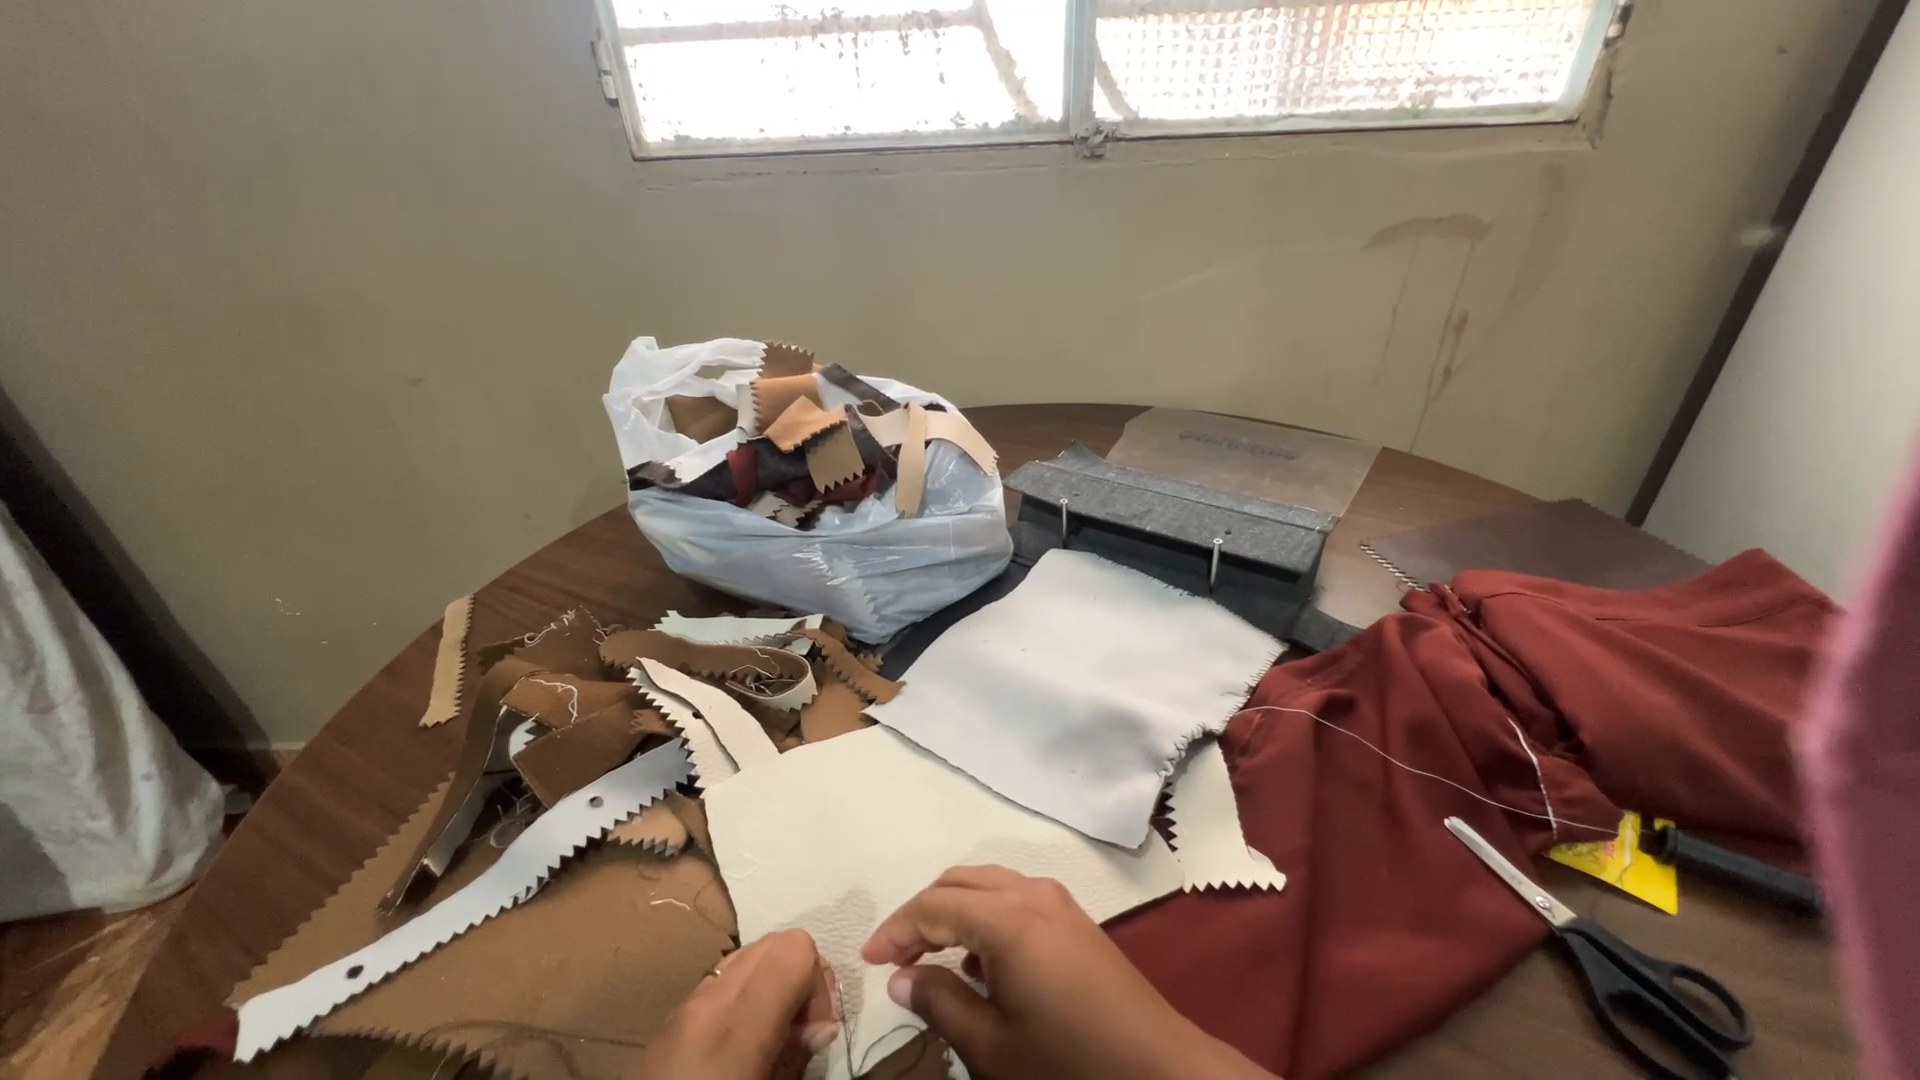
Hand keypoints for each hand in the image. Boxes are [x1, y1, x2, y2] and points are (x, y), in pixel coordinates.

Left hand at [642, 928, 838, 1079]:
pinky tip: (741, 1045)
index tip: (815, 1031)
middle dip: (799, 977)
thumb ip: (798, 1057)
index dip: (817, 983)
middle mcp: (708, 1001)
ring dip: (772, 983)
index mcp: (736, 1024)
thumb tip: (820, 1027)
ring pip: (747, 955)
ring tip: (771, 1038)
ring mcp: (684, 1008)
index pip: (795, 948)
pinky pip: (722, 980)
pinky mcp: (670, 1021)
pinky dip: (745, 995)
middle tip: (799, 1033)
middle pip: (774, 942)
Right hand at [862, 865, 1273, 1079]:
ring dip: (953, 910)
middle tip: (894, 954)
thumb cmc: (1067, 1062)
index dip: (895, 930)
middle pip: (958, 883)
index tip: (867, 959)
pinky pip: (1014, 897)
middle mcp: (1031, 893)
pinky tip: (980, 960)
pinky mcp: (1075, 918)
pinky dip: (984, 915)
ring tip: (931, 956)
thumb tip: (901, 976)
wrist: (1159, 1070)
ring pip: (987, 884)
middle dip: (921, 913)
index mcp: (1007, 917)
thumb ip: (941, 1003)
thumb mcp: (992, 1047)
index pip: (933, 907)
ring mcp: (1058, 902)